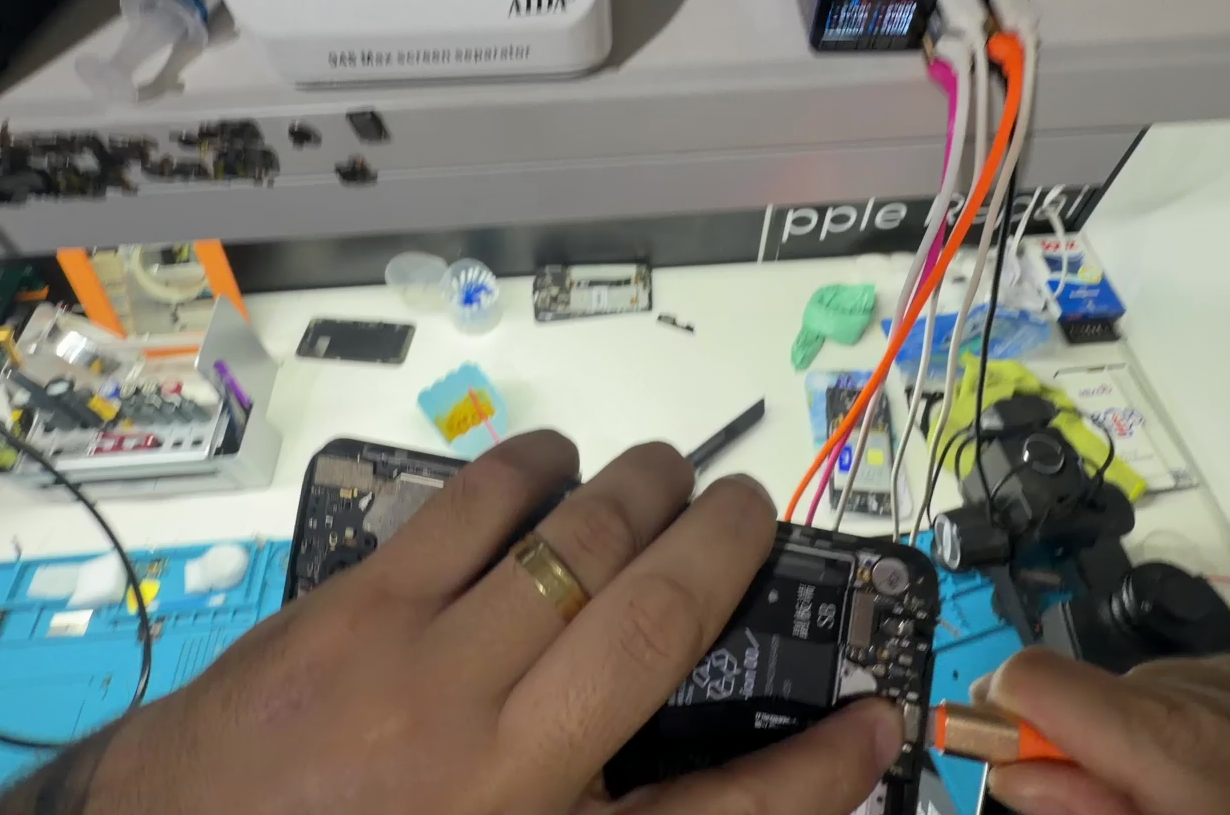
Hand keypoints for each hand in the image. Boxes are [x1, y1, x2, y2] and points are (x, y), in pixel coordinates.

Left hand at [0, 432, 901, 814]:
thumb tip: (665, 759)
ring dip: (638, 490)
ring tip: (667, 466)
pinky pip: (471, 510)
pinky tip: (554, 456)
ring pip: (576, 547)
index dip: (816, 773)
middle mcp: (500, 757)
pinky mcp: (354, 609)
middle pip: (659, 627)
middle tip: (752, 500)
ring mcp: (422, 670)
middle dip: (727, 548)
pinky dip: (530, 469)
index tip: (876, 716)